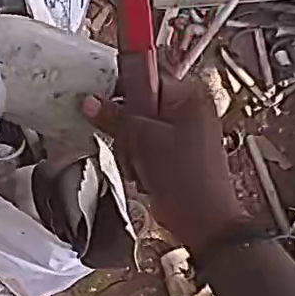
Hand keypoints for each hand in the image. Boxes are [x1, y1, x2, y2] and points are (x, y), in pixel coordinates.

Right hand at [82, 80, 249, 249]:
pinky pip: (141, 145)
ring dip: (128, 145)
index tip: (100, 88)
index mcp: (189, 97)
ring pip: (137, 127)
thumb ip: (116, 117)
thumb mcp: (144, 141)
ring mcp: (180, 133)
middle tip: (126, 138)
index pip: (147, 75)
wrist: (202, 220)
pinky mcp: (171, 154)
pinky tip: (141, 171)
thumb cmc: (189, 180)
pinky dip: (135, 158)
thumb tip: (92, 102)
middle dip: (124, 123)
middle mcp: (188, 110)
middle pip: (139, 103)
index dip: (122, 85)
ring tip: (138, 161)